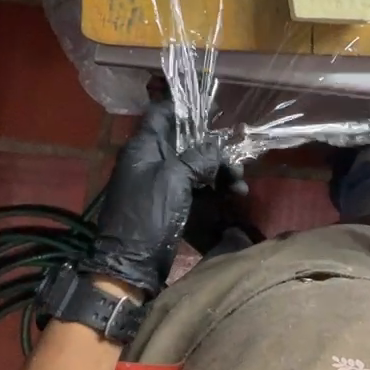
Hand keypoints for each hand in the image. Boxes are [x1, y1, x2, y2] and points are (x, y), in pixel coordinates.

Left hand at [83, 102, 229, 296]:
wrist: (130, 264)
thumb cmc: (148, 214)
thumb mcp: (174, 179)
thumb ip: (198, 157)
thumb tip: (216, 147)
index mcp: (144, 147)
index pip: (162, 113)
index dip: (185, 106)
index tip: (213, 106)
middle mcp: (151, 160)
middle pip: (187, 141)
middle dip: (215, 147)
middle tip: (238, 156)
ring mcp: (162, 182)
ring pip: (196, 165)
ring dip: (220, 171)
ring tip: (240, 185)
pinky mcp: (171, 202)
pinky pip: (197, 186)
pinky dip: (215, 189)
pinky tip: (234, 195)